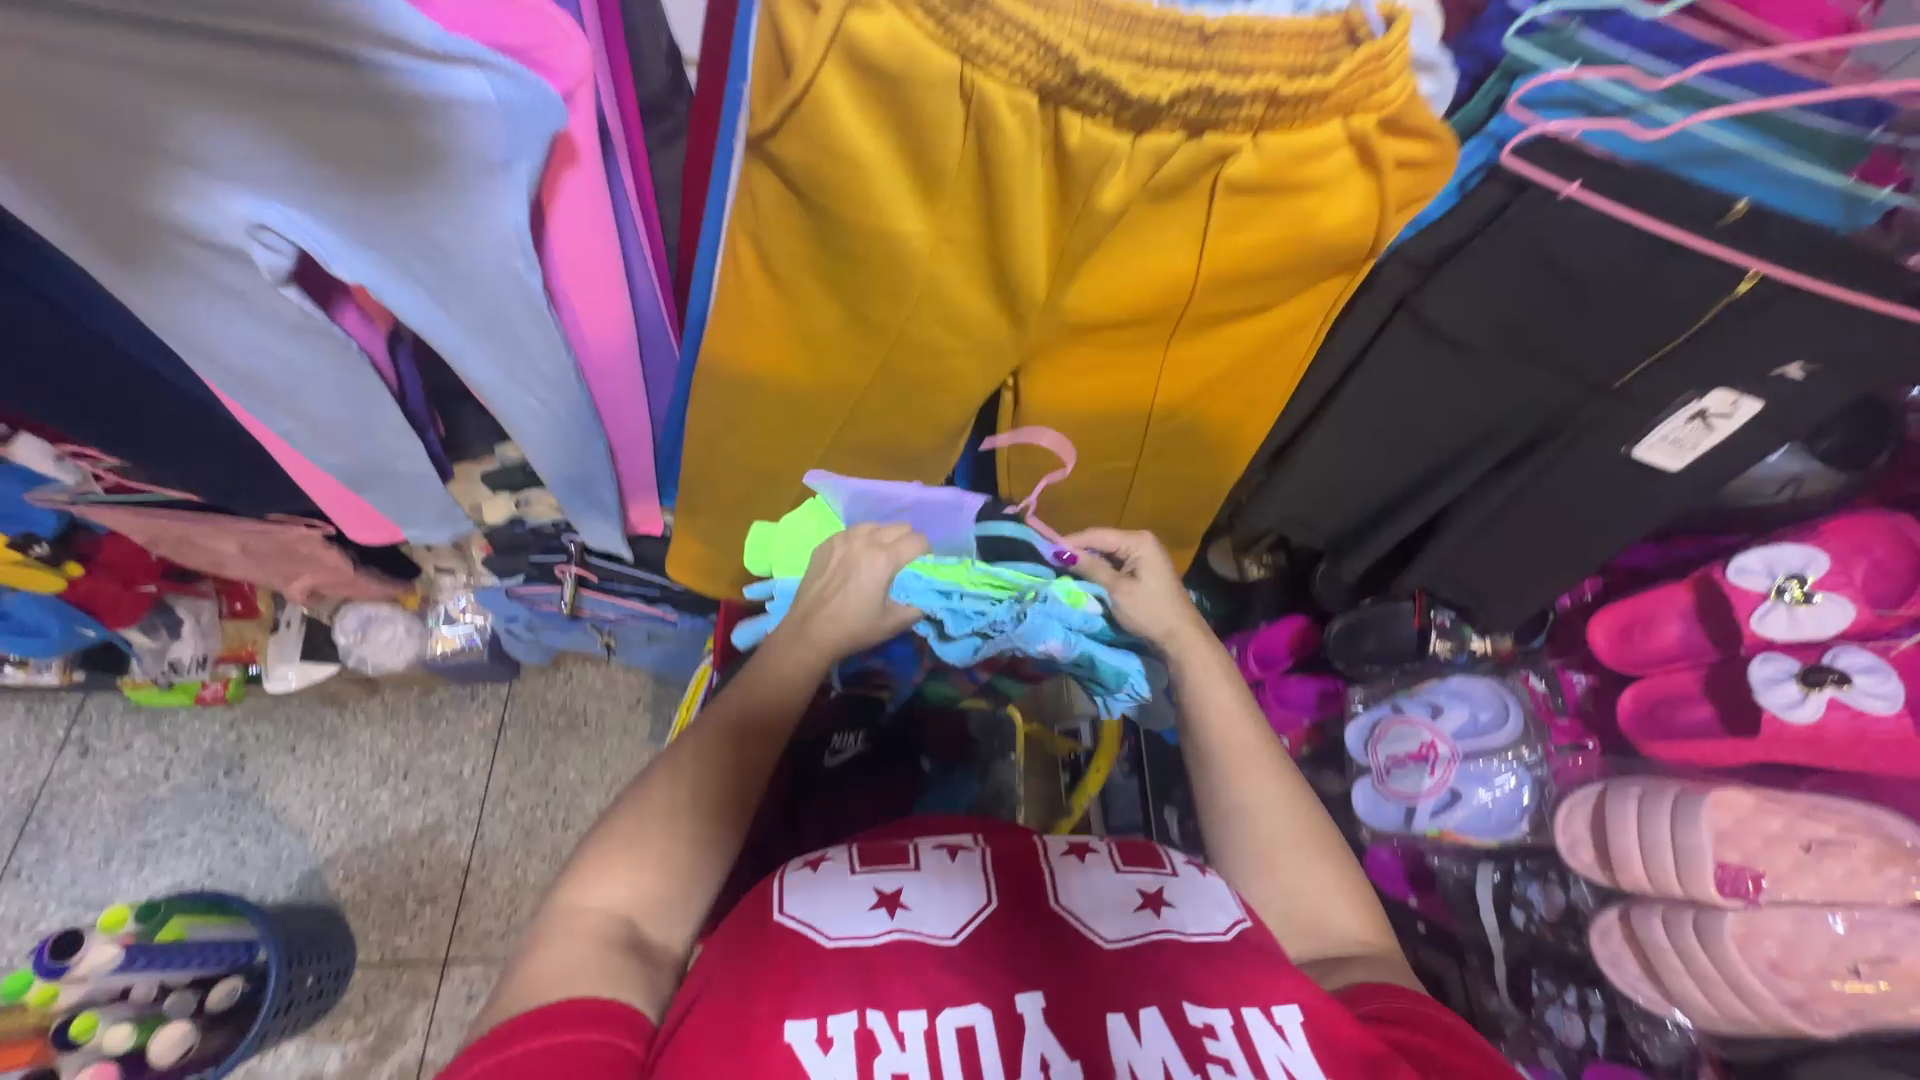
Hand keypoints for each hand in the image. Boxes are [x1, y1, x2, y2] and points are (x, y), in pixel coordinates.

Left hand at [769, 524, 927, 666]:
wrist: (809, 632)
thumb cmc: (853, 629)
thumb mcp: (892, 624)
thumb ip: (915, 610)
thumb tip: (922, 603)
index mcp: (884, 559)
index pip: (917, 540)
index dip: (927, 548)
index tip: (926, 558)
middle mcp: (865, 541)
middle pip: (898, 526)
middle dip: (908, 539)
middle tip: (907, 555)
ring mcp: (842, 540)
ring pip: (873, 524)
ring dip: (884, 534)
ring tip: (882, 550)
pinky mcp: (825, 544)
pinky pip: (850, 532)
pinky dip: (860, 538)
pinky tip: (857, 554)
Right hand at [1060, 528, 1209, 652]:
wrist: (1181, 637)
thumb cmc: (1149, 611)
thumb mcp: (1117, 589)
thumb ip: (1091, 568)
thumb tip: (1062, 552)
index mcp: (1138, 541)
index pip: (1097, 535)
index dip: (1070, 542)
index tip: (1045, 550)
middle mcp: (1141, 542)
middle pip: (1102, 541)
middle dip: (1078, 550)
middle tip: (1050, 559)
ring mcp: (1144, 555)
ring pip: (1107, 553)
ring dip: (1087, 561)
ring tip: (1061, 566)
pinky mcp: (1143, 570)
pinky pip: (1115, 564)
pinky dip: (1099, 569)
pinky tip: (1083, 575)